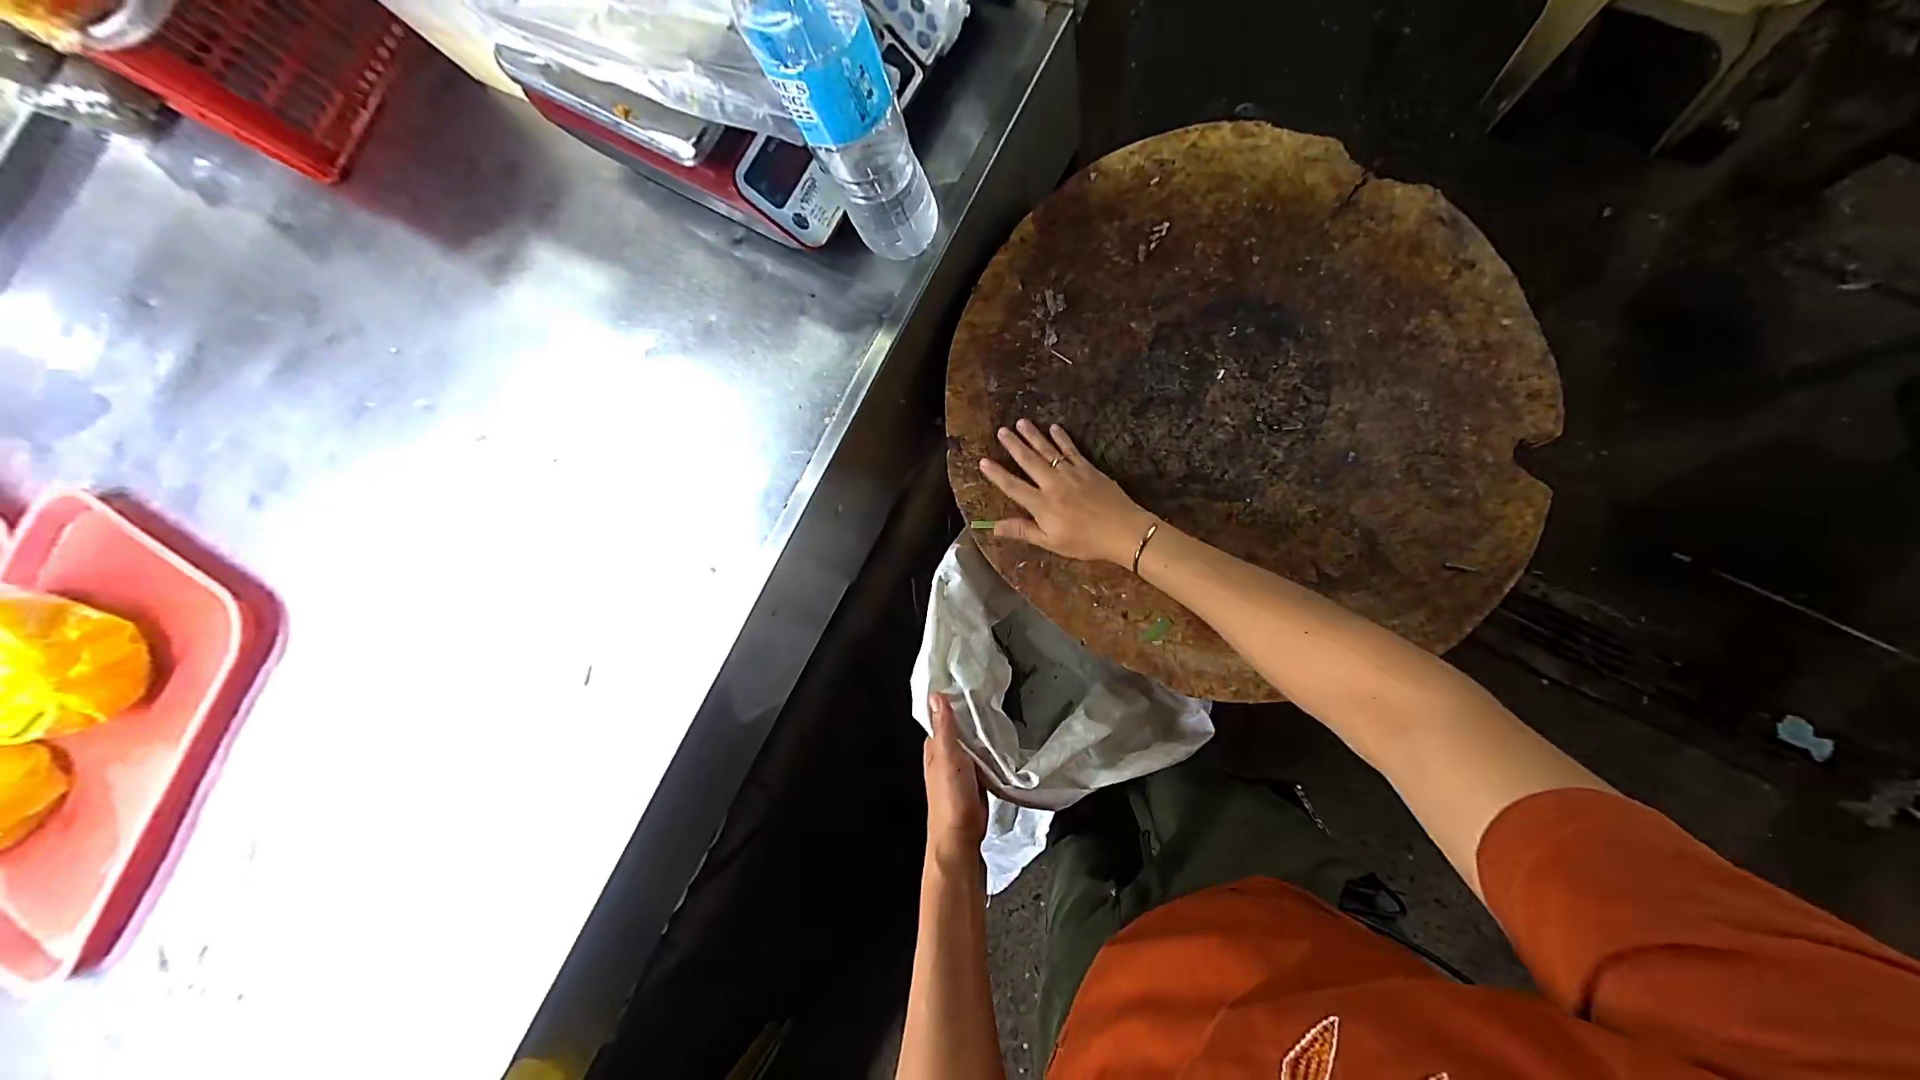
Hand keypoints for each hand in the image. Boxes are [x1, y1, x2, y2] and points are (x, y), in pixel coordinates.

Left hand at [924, 692, 986, 867]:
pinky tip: (1002, 739)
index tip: (966, 678)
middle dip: (970, 711)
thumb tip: (936, 695)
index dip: (951, 697)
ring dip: (982, 729)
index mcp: (934, 746)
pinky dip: (990, 747)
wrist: (961, 837)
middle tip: (988, 690)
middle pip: (959, 726)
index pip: (941, 714)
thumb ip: (944, 728)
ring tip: (998, 709)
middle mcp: (945, 753)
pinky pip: (983, 755)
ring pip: (972, 740)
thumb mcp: (948, 757)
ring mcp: (961, 766)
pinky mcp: (976, 777)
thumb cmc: (951, 798)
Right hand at [978, 419, 1157, 566]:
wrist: (1123, 530)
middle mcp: (1053, 484)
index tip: (983, 461)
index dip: (997, 474)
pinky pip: (1071, 450)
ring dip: (1034, 436)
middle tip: (1002, 431)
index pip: (1013, 486)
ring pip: (1048, 451)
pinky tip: (1054, 428)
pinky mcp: (1088, 469)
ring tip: (1021, 423)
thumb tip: (994, 527)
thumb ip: (1023, 531)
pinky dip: (1062, 438)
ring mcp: (1071, 474)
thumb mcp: (1051, 542)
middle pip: (1029, 461)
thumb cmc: (1085, 541)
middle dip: (1014, 445)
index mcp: (1042, 505)